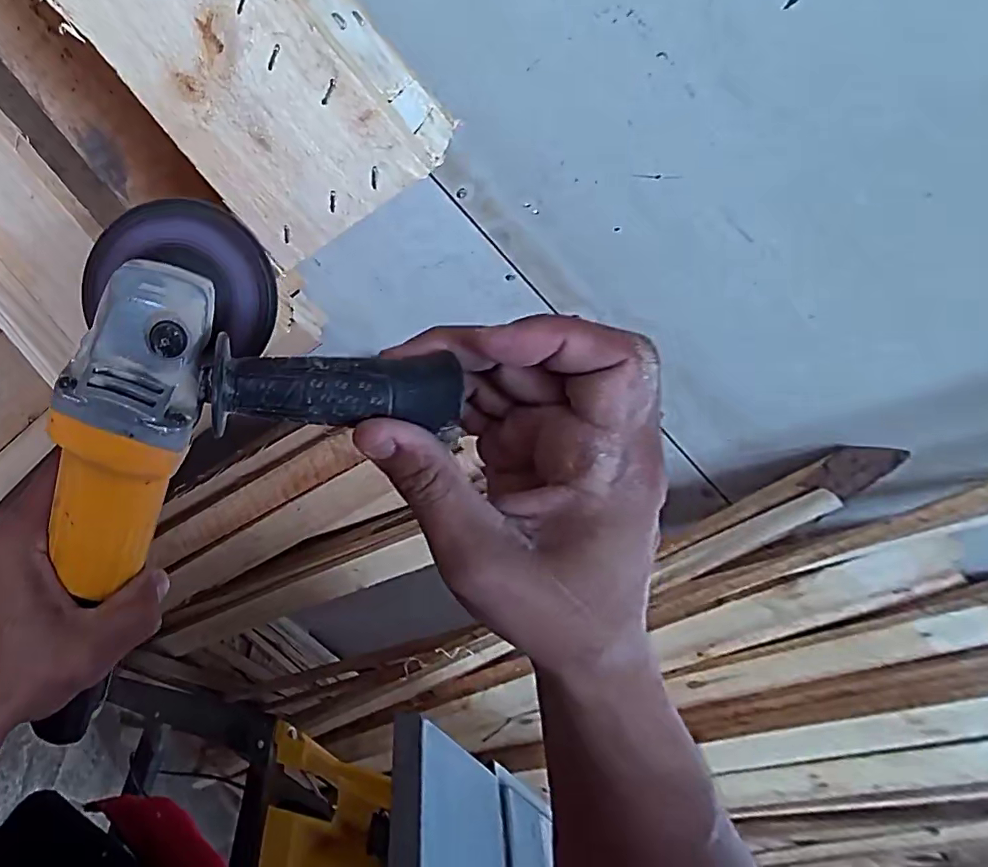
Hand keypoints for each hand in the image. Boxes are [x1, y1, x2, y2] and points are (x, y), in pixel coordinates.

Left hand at [0, 453, 169, 727]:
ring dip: (95, 517)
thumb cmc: (14, 675)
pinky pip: (55, 532)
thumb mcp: (90, 648)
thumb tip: (160, 580)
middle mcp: (10, 528)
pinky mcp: (14, 565)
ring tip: (129, 532)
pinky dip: (82, 539)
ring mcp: (9, 546)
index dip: (99, 455)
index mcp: (20, 529)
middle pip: (65, 484)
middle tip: (141, 500)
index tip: (132, 458)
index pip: (61, 465)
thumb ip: (134, 612)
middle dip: (105, 489)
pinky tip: (104, 566)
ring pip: (62, 510)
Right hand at [352, 315, 665, 676]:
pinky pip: (495, 402)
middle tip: (407, 364)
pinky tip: (416, 410)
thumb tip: (370, 426)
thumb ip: (426, 484)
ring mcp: (565, 438)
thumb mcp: (479, 555)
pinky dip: (454, 398)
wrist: (582, 652)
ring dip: (457, 372)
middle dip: (477, 350)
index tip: (482, 346)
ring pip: (514, 373)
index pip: (617, 360)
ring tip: (399, 385)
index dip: (550, 336)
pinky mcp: (536, 447)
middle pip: (548, 356)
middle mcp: (596, 434)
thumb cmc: (553, 614)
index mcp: (611, 455)